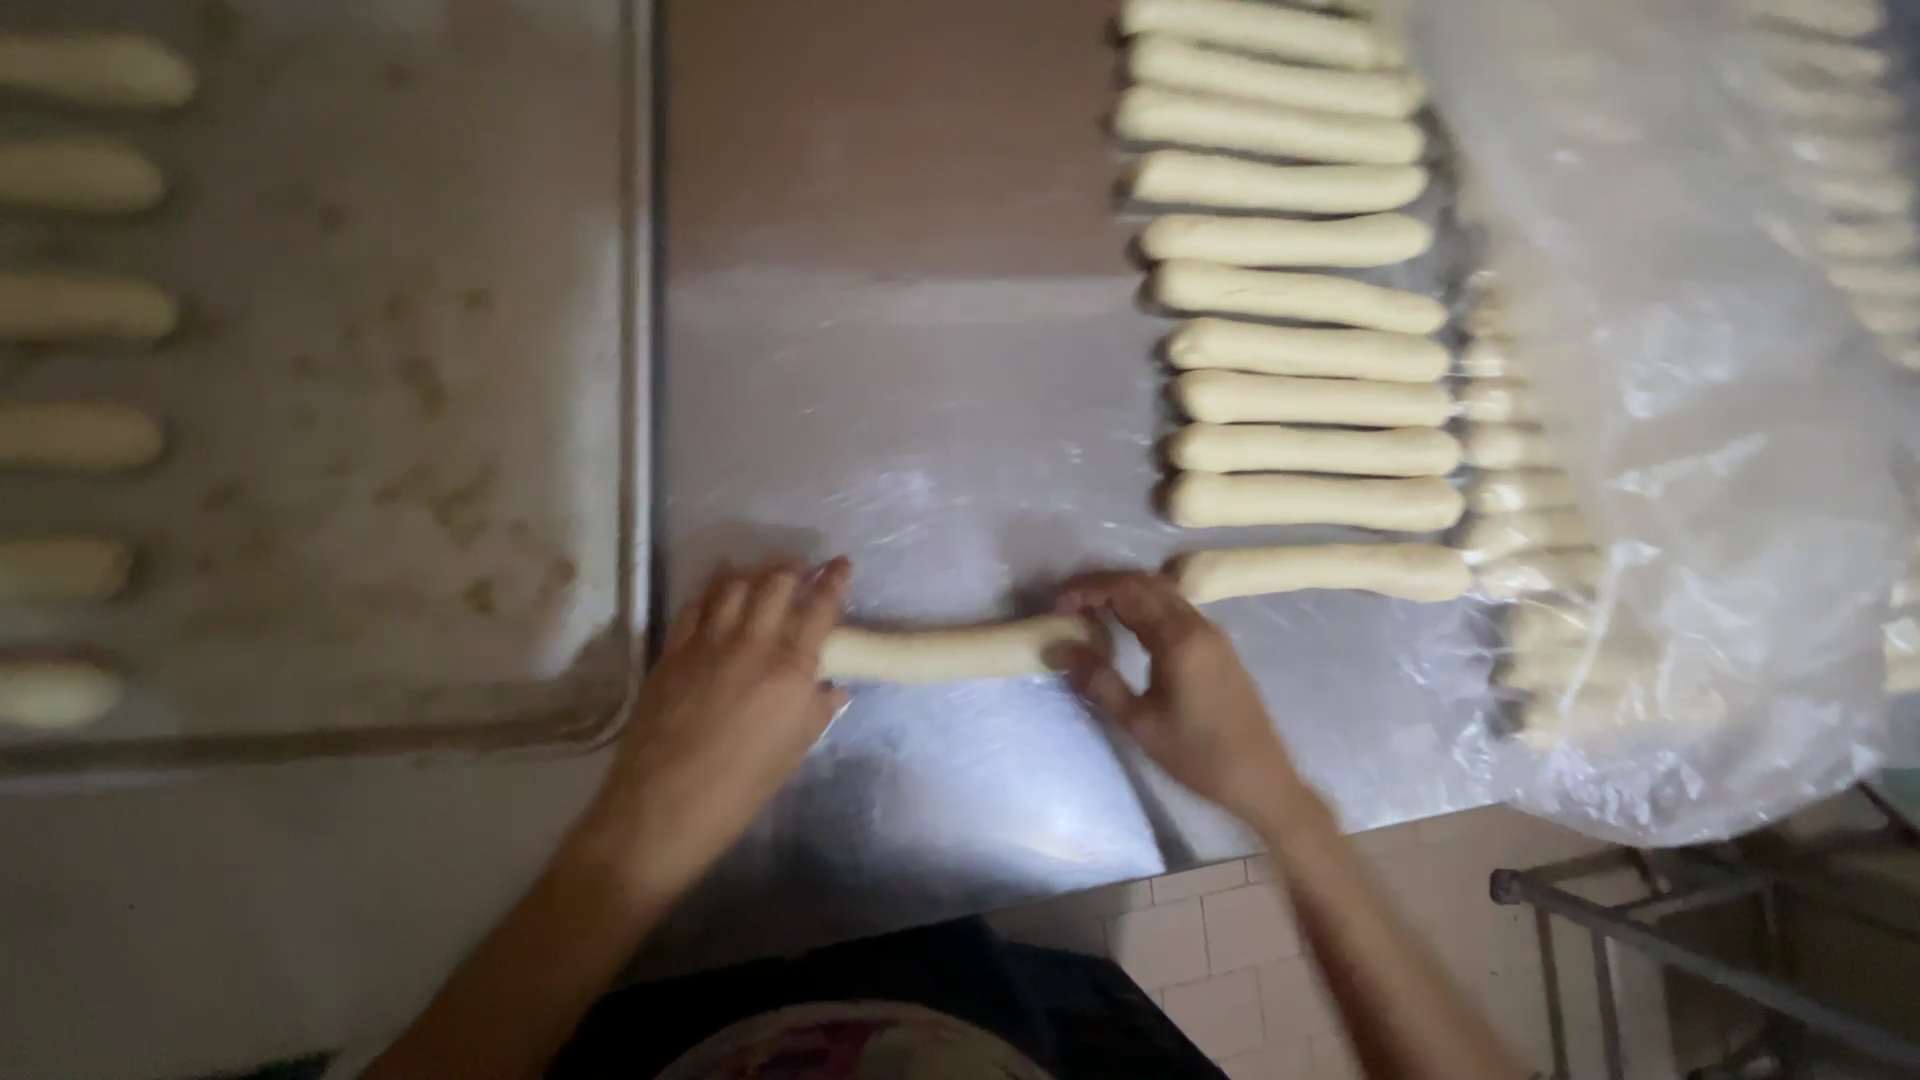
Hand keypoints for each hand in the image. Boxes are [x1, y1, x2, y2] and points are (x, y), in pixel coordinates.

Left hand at [570, 557, 850, 897]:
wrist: (664, 805)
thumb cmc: (742, 786)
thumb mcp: (795, 749)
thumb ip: (817, 709)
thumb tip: (832, 686)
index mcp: (791, 668)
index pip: (820, 608)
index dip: (834, 581)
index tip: (842, 563)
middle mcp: (753, 643)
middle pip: (776, 583)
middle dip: (793, 568)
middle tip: (802, 568)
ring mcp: (708, 643)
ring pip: (735, 585)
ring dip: (755, 572)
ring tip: (765, 571)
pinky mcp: (673, 651)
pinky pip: (695, 605)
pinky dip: (712, 587)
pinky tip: (720, 581)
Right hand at [1054, 570, 1304, 822]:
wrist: (1261, 779)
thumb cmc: (1198, 756)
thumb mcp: (1139, 723)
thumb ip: (1098, 680)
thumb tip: (1057, 648)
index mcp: (1179, 638)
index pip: (1127, 591)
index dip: (1088, 589)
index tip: (1057, 605)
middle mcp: (1198, 624)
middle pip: (1145, 583)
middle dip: (1102, 585)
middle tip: (1067, 603)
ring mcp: (1211, 633)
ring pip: (1161, 593)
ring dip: (1123, 594)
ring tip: (1088, 613)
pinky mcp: (1216, 646)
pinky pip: (1173, 610)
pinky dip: (1142, 607)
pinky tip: (1124, 628)